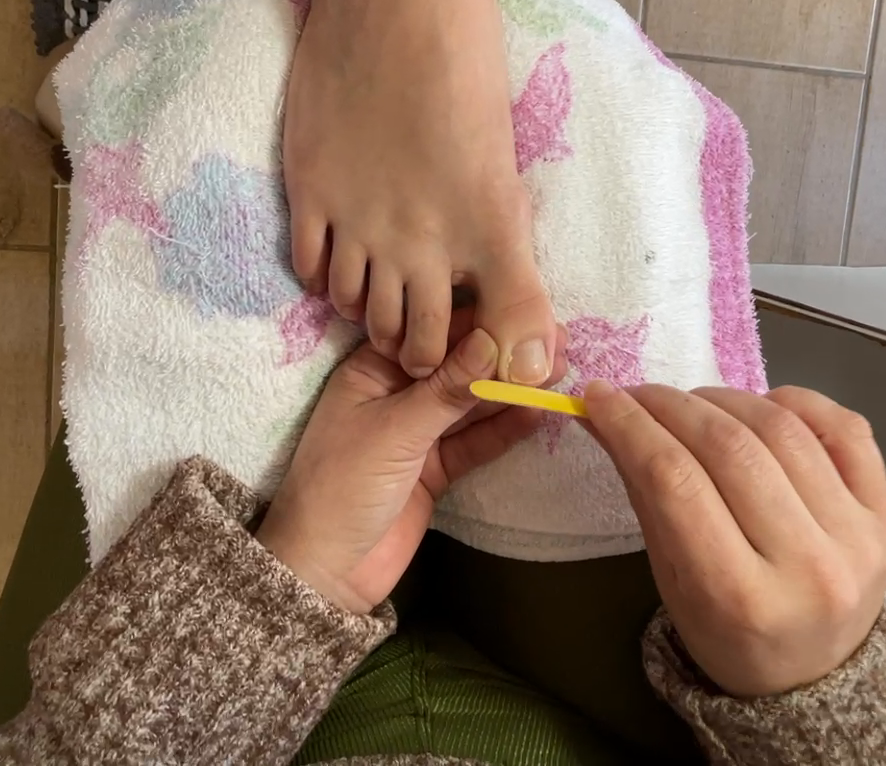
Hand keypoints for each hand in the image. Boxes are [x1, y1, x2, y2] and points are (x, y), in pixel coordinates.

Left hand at [258, 325, 544, 612]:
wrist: (326, 571)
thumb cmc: (343, 484)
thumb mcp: (395, 430)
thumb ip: (446, 390)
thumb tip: (492, 340)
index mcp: (374, 368)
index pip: (432, 335)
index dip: (479, 324)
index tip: (525, 314)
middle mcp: (398, 392)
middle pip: (458, 368)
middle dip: (503, 357)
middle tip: (558, 343)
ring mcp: (419, 431)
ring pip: (471, 405)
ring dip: (511, 391)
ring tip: (559, 372)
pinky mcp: (436, 467)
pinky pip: (474, 441)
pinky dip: (503, 430)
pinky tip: (536, 413)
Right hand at [284, 0, 558, 383]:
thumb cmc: (467, 52)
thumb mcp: (501, 145)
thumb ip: (495, 220)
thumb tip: (487, 269)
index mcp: (491, 223)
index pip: (512, 331)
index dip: (506, 361)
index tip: (494, 355)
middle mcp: (425, 239)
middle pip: (423, 342)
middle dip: (427, 350)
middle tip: (425, 331)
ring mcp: (361, 220)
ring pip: (363, 313)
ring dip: (376, 317)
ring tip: (382, 298)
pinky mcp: (311, 192)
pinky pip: (314, 272)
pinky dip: (329, 281)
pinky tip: (340, 262)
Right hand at [582, 382, 885, 696]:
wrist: (813, 673)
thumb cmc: (723, 627)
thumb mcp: (666, 571)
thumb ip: (640, 485)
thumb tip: (600, 410)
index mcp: (738, 595)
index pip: (674, 480)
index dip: (630, 425)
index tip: (599, 396)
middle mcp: (807, 566)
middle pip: (727, 447)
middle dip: (668, 405)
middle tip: (636, 395)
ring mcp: (857, 536)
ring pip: (779, 428)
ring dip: (720, 397)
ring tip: (692, 404)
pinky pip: (846, 428)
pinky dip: (796, 400)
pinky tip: (760, 405)